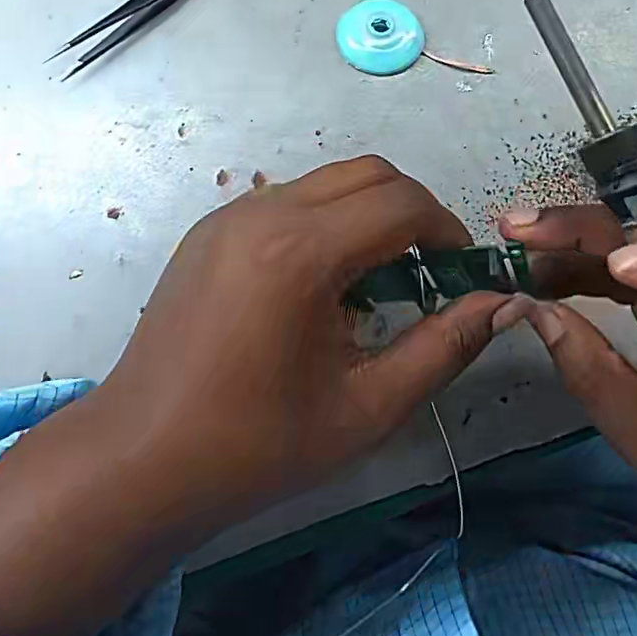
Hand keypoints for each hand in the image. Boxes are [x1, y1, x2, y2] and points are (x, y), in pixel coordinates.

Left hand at [0, 156, 529, 635]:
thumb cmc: (255, 447)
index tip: (461, 270)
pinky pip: (290, 201)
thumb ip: (444, 347)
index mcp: (301, 252)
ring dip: (368, 214)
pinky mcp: (211, 229)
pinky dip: (326, 222)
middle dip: (413, 211)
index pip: (402, 203)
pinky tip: (320, 285)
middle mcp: (265, 213)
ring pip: (328, 181)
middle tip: (427, 269)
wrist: (136, 463)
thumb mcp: (367, 408)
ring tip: (374, 281)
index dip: (447, 229)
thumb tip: (500, 304)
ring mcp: (231, 215)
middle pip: (368, 172)